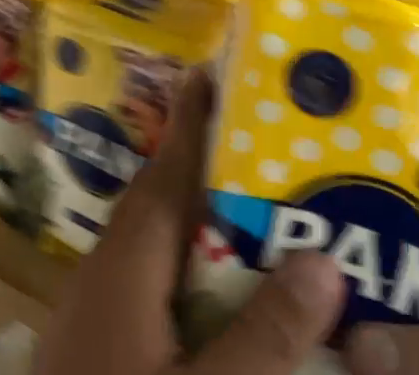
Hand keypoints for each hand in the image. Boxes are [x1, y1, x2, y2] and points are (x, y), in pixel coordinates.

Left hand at [35, 71, 347, 374]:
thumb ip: (263, 334)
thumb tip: (319, 260)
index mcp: (124, 269)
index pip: (164, 176)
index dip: (190, 124)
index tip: (213, 72)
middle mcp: (104, 276)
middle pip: (159, 205)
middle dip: (206, 169)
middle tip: (269, 146)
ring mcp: (98, 312)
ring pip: (156, 249)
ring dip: (202, 227)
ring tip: (266, 216)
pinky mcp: (102, 345)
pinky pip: (153, 289)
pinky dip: (192, 277)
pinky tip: (229, 301)